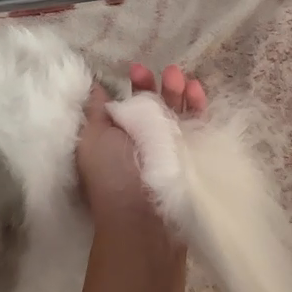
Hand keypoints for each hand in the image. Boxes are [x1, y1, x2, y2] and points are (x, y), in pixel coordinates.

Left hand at [75, 64, 207, 223]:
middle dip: (160, 84)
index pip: (130, 103)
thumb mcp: (92, 138)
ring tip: (178, 76)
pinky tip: (196, 90)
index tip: (137, 69)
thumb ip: (96, 110)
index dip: (135, 84)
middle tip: (166, 71)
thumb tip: (93, 84)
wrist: (142, 222)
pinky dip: (198, 105)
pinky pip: (198, 125)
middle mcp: (145, 141)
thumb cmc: (112, 176)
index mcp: (120, 136)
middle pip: (156, 104)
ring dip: (179, 90)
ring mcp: (171, 148)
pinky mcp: (193, 156)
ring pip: (178, 111)